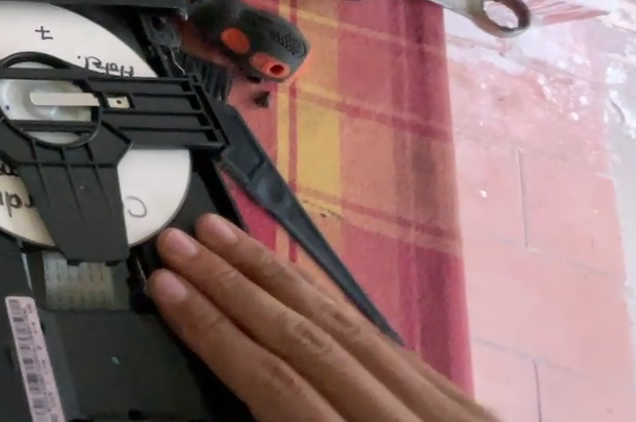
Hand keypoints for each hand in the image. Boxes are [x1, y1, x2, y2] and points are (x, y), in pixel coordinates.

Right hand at [151, 215, 495, 421]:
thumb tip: (212, 382)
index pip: (279, 389)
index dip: (214, 333)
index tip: (164, 286)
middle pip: (309, 343)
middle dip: (230, 285)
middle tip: (174, 241)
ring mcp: (457, 421)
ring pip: (346, 325)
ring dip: (268, 273)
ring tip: (214, 231)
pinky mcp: (471, 408)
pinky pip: (383, 338)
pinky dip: (323, 297)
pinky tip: (283, 271)